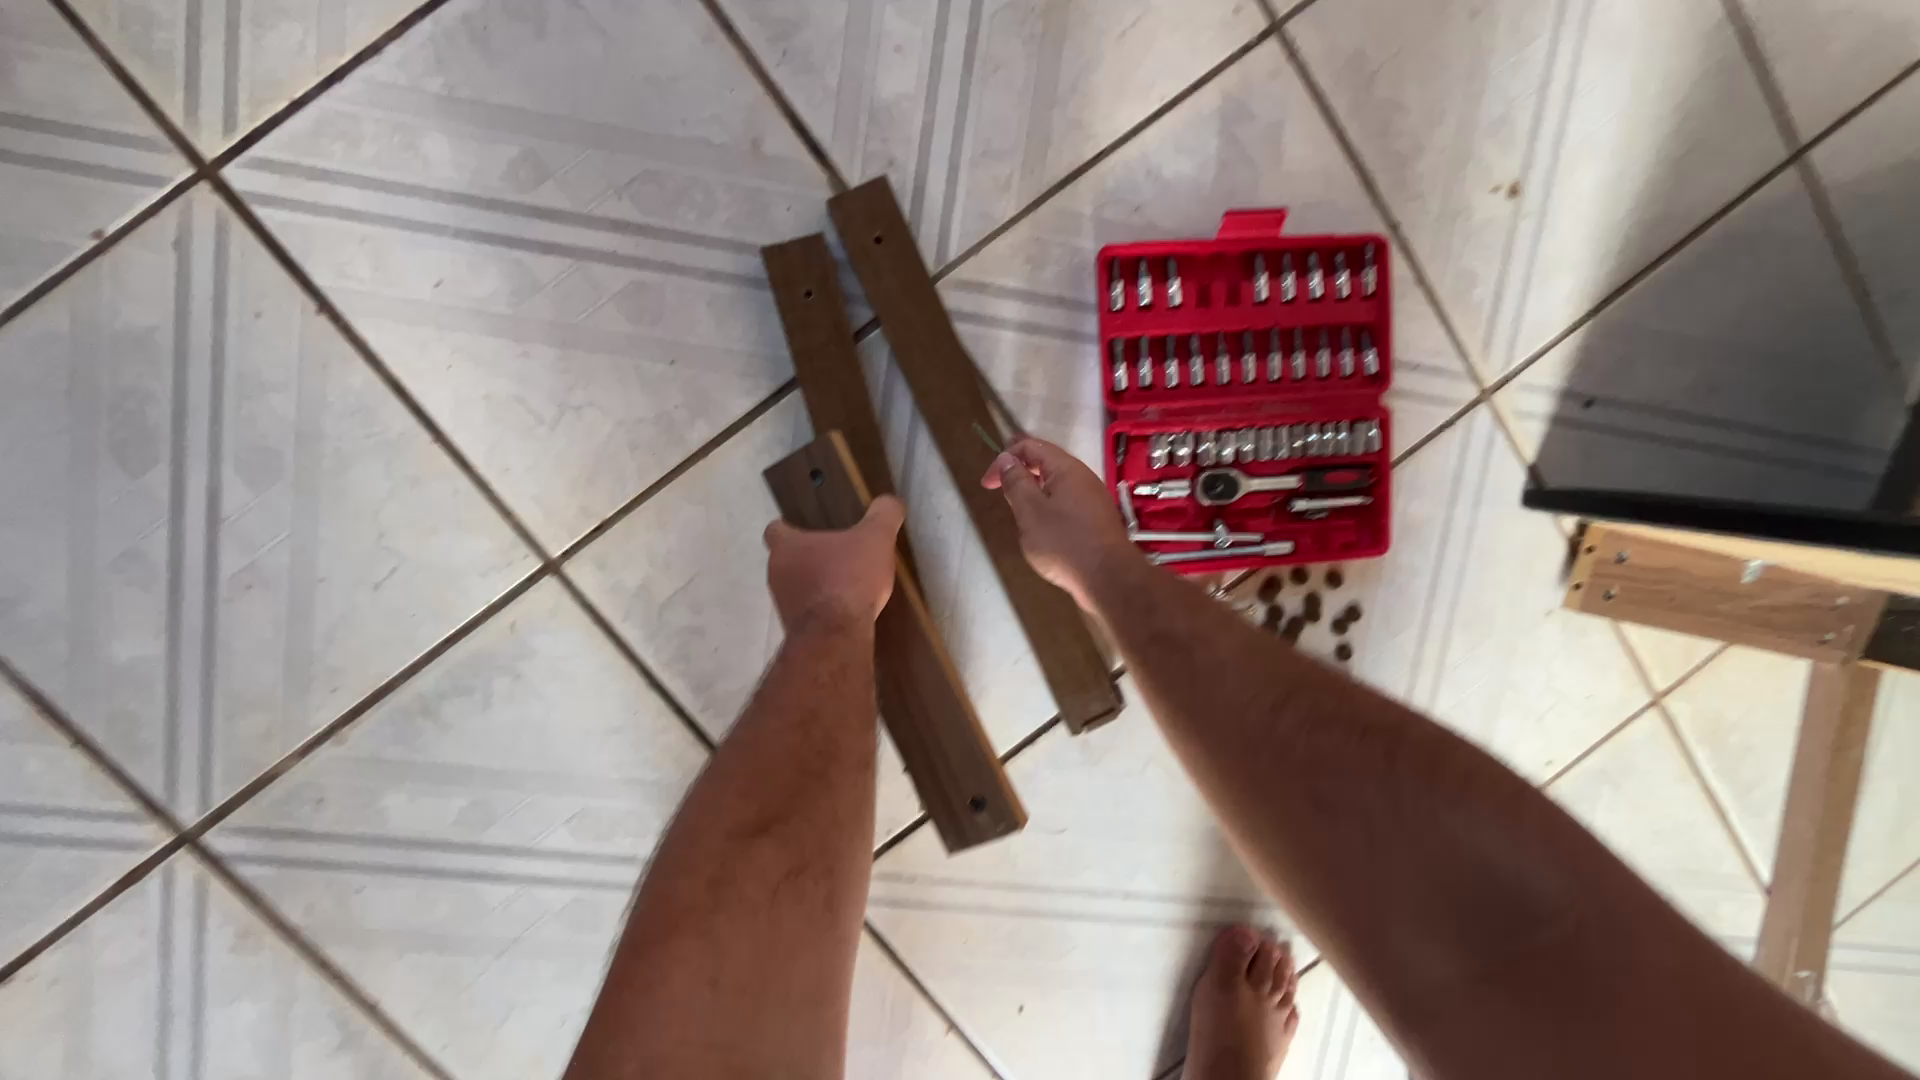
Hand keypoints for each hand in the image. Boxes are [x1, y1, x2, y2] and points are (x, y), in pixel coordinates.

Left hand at [764, 495, 904, 634]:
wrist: (836, 636)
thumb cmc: (849, 578)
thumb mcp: (876, 538)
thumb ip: (884, 515)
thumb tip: (891, 501)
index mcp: (787, 546)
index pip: (775, 529)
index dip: (790, 527)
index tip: (808, 528)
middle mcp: (776, 573)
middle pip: (787, 559)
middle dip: (810, 557)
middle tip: (838, 554)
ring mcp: (783, 603)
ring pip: (796, 586)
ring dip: (816, 584)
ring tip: (846, 584)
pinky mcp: (795, 628)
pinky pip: (807, 611)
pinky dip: (822, 608)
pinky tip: (846, 610)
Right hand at [980, 437, 1137, 610]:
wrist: (1109, 578)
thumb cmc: (1064, 543)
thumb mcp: (1030, 512)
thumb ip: (1017, 482)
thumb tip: (1008, 459)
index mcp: (1066, 469)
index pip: (1031, 446)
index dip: (1005, 459)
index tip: (988, 483)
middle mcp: (1082, 477)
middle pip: (1046, 463)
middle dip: (1019, 473)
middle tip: (1001, 493)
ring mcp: (1092, 499)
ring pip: (1056, 485)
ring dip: (1033, 492)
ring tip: (1019, 512)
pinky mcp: (1095, 520)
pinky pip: (1066, 503)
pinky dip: (1048, 507)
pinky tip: (1042, 529)